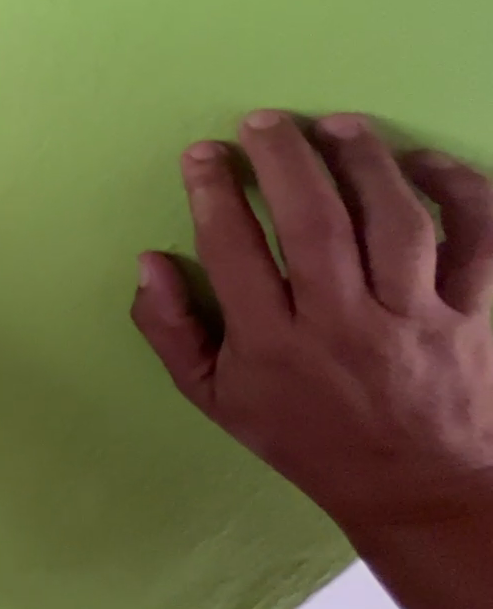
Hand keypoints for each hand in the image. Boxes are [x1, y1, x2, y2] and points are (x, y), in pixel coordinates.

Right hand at [133, 111, 492, 532]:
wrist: (420, 487)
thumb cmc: (297, 432)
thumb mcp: (208, 392)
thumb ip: (167, 326)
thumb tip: (148, 260)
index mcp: (271, 341)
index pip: (235, 249)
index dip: (214, 193)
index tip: (202, 153)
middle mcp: (344, 323)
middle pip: (317, 223)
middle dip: (286, 161)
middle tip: (265, 121)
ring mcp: (421, 319)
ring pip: (399, 224)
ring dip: (367, 164)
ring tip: (338, 124)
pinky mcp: (483, 318)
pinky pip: (484, 244)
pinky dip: (464, 195)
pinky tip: (428, 162)